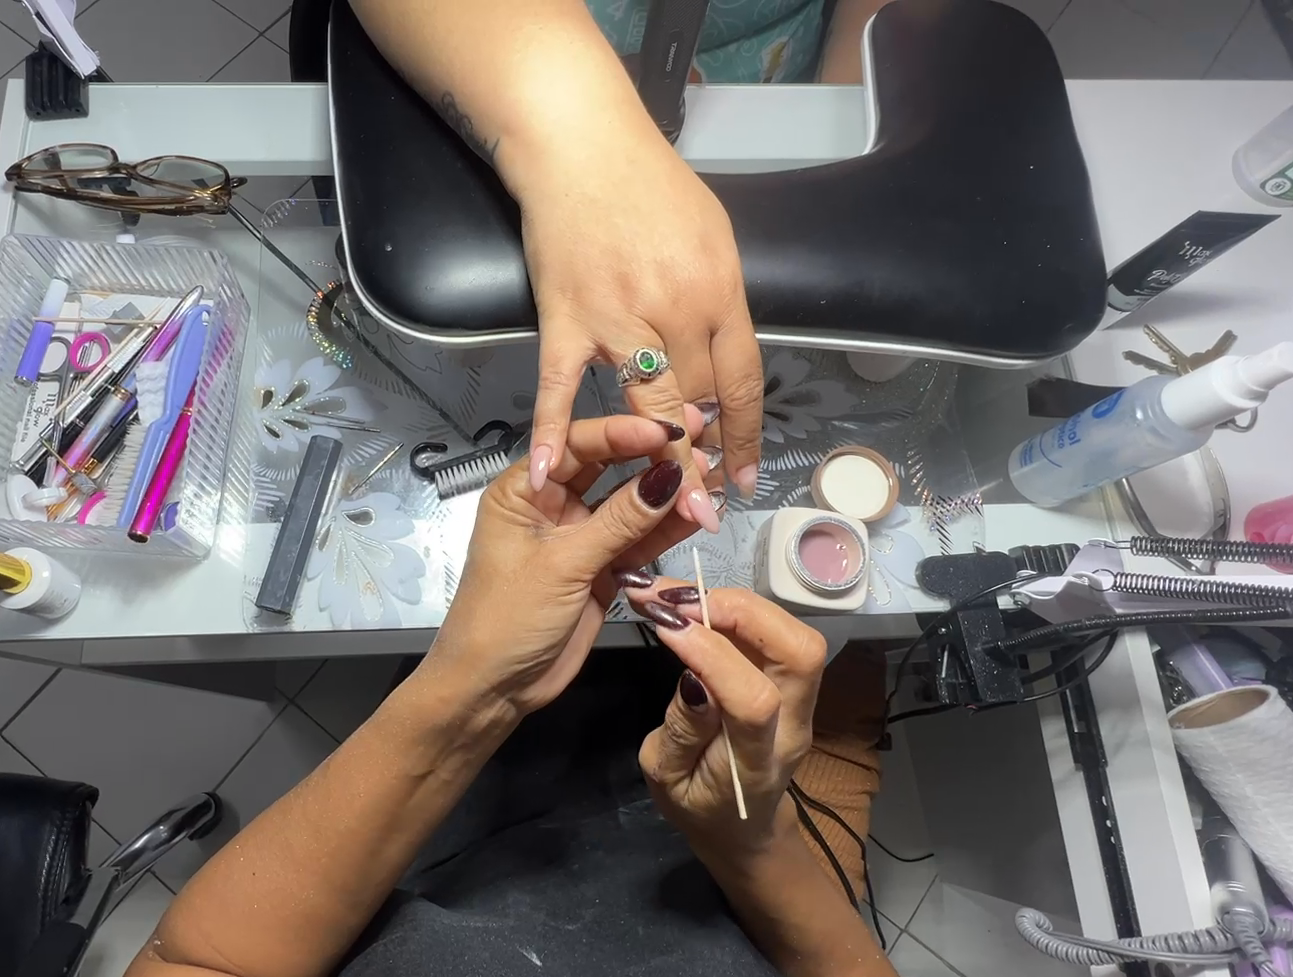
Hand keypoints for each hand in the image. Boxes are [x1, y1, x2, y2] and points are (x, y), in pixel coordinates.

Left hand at [421, 415, 706, 723]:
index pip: (576, 444)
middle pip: (608, 467)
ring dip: (667, 493)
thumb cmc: (507, 617)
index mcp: (523, 489)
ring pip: (629, 504)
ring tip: (711, 474)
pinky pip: (638, 540)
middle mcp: (552, 504)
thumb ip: (619, 521)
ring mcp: (579, 536)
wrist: (495, 687)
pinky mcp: (600, 568)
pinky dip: (666, 530)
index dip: (622, 434)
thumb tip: (670, 476)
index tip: (668, 430)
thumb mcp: (562, 565)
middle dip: (652, 455)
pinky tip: (699, 513)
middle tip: (701, 437)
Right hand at [504, 118, 762, 527]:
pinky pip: (561, 389)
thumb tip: (718, 363)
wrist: (582, 149)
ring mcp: (617, 323)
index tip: (742, 478)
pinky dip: (553, 434)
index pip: (741, 380)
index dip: (744, 436)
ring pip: (646, 406)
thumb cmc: (652, 186)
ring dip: (659, 463)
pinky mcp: (565, 326)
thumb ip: (720, 303)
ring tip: (667, 511)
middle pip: (697, 403)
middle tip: (704, 510)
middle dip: (704, 461)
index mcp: (718, 290)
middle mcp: (675, 313)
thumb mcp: (712, 236)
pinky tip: (547, 477)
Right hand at [623, 578, 827, 855]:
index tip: (665, 626)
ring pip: (795, 635)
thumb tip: (693, 677)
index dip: (711, 653)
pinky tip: (697, 607)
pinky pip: (778, 635)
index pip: (754, 699)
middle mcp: (792, 726)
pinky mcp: (793, 684)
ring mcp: (802, 703)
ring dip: (737, 604)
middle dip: (739, 610)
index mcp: (757, 761)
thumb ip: (682, 731)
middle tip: (678, 599)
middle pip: (800, 652)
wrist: (743, 829)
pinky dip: (737, 610)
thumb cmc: (698, 808)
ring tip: (680, 598)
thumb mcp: (667, 780)